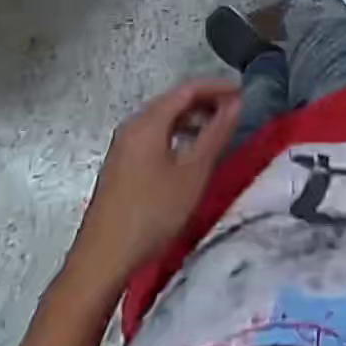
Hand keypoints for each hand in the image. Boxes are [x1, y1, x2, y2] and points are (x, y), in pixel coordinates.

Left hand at [67, 79, 241, 287]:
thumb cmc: (153, 212)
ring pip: (162, 119)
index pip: (187, 89)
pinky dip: (176, 133)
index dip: (216, 87)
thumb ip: (216, 133)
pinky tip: (188, 153)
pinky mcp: (120, 164)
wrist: (104, 258)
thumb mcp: (193, 172)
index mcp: (148, 122)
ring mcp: (122, 145)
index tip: (242, 91)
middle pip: (173, 101)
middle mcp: (132, 126)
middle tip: (233, 109)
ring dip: (191, 118)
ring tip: (216, 130)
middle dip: (205, 100)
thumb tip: (236, 103)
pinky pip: (153, 135)